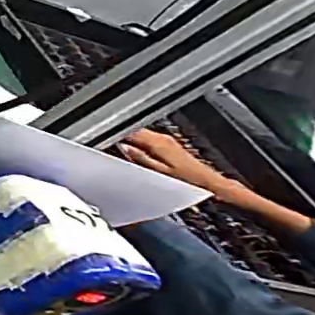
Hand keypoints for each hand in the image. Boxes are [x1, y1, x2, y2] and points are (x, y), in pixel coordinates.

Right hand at [118, 130, 235, 195]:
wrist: (210, 183)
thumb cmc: (188, 181)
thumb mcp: (158, 172)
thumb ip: (138, 157)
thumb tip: (124, 147)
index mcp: (158, 143)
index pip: (131, 131)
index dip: (115, 134)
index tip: (104, 138)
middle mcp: (163, 138)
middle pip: (135, 130)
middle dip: (121, 136)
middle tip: (108, 143)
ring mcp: (167, 141)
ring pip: (141, 134)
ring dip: (130, 139)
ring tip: (119, 147)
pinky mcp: (170, 145)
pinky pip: (148, 139)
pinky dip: (139, 143)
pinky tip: (135, 151)